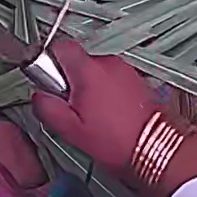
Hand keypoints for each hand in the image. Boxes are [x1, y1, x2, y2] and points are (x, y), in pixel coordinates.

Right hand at [32, 39, 196, 196]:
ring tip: (92, 116)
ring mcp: (126, 70)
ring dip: (88, 88)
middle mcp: (109, 63)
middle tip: (72, 108)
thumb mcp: (70, 129)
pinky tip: (108, 116)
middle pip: (77, 60)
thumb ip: (46, 107)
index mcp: (88, 71)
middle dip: (69, 81)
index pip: (59, 46)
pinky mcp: (137, 80)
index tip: (48, 83)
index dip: (48, 62)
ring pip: (95, 71)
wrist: (157, 149)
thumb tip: (38, 95)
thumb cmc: (116, 141)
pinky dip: (106, 93)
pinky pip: (112, 79)